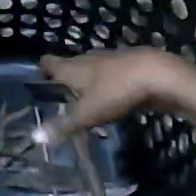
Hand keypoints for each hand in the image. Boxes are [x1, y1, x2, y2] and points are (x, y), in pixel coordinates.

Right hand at [36, 49, 195, 141]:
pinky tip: (114, 99)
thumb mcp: (87, 114)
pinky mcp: (130, 66)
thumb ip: (63, 125)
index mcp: (72, 67)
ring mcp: (110, 60)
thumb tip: (35, 137)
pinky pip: (111, 74)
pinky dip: (108, 84)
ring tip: (87, 101)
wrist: (160, 75)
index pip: (48, 62)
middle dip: (65, 80)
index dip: (42, 72)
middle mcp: (88, 58)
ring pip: (92, 69)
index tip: (41, 85)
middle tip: (62, 99)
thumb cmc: (116, 91)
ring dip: (88, 82)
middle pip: (70, 65)